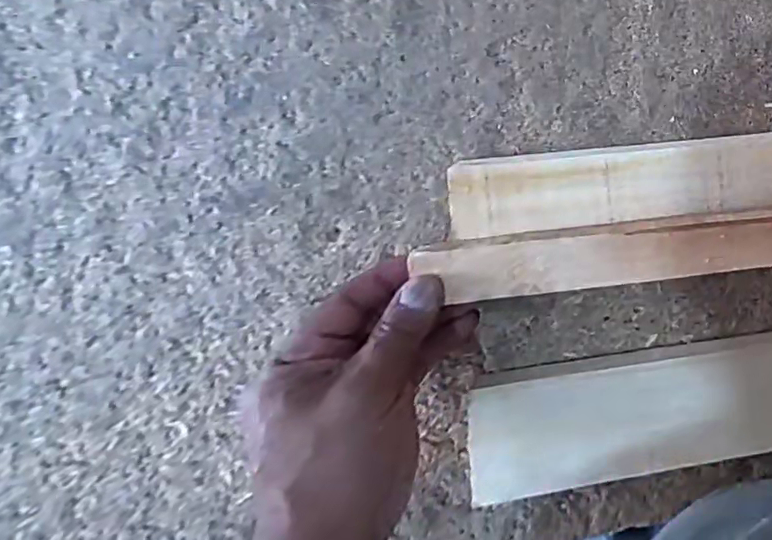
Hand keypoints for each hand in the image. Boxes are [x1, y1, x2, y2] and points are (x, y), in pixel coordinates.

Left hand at [242, 258, 479, 539]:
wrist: (339, 537)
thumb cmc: (331, 466)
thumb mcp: (362, 394)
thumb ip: (395, 336)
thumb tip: (425, 282)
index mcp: (297, 367)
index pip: (344, 306)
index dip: (386, 280)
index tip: (430, 259)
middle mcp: (327, 370)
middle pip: (378, 318)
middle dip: (420, 298)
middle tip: (463, 278)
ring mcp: (360, 386)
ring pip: (402, 336)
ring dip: (437, 317)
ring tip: (473, 301)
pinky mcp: (386, 400)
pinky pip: (415, 359)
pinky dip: (440, 341)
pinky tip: (467, 327)